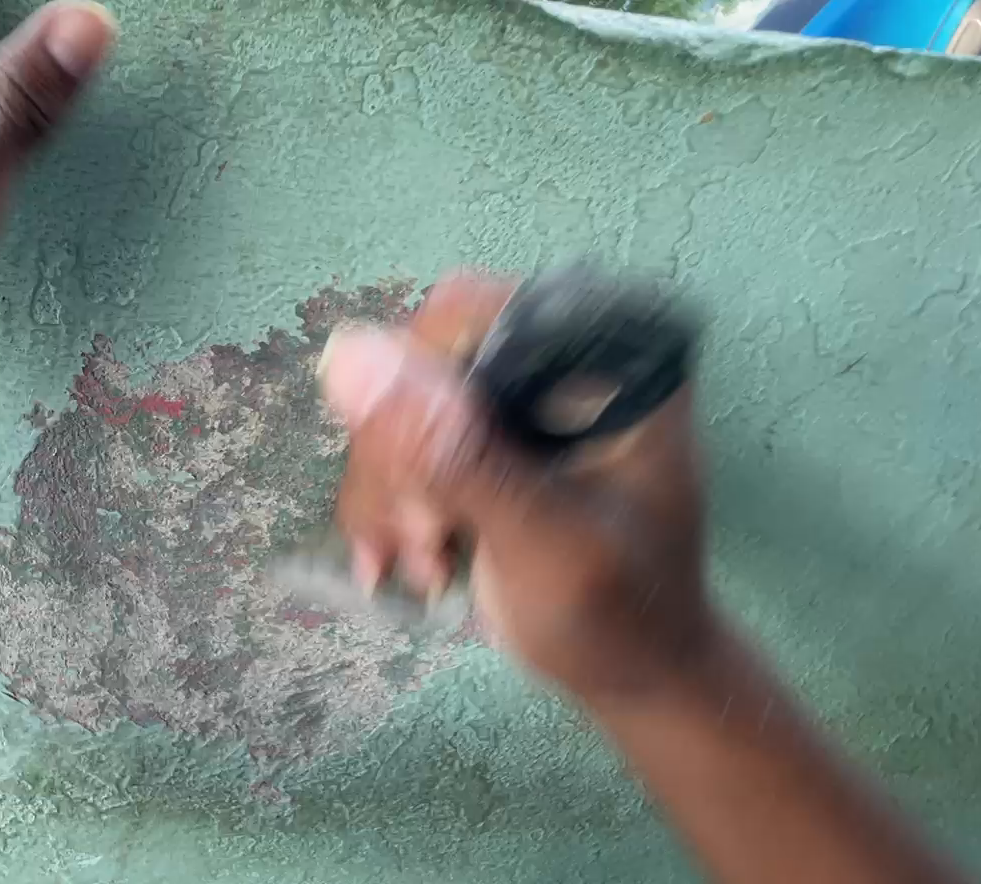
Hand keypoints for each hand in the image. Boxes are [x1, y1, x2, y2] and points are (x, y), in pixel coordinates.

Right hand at [320, 270, 713, 697]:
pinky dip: (383, 503)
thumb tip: (352, 356)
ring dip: (387, 490)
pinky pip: (386, 440)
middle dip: (400, 456)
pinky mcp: (470, 432)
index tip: (426, 480)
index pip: (467, 311)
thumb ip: (459, 457)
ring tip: (426, 559)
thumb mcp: (546, 544)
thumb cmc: (620, 616)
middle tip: (429, 534)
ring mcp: (505, 395)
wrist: (629, 668)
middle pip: (415, 358)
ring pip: (389, 403)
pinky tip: (413, 557)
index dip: (419, 383)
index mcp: (602, 356)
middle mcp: (549, 357)